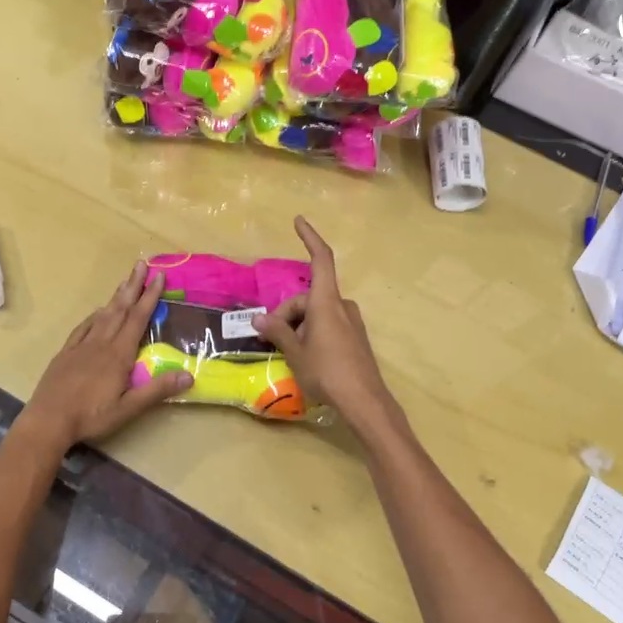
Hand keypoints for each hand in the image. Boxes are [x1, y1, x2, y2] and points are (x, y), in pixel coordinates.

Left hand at [18, 261, 192, 448]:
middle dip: (132, 286)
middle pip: (120, 309)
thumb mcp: (128, 408)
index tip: (159, 276)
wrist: (49, 420)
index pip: (138, 319)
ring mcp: (80, 347)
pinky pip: (83, 328)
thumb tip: (189, 375)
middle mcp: (101, 344)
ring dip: (115, 297)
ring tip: (124, 282)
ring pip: (102, 315)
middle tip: (141, 264)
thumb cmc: (91, 416)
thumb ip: (157, 390)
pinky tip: (97, 312)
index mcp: (118, 354)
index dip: (149, 297)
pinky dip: (93, 316)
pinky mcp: (66, 354)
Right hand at [254, 217, 393, 418]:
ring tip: (285, 351)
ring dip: (298, 325)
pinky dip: (310, 333)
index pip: (321, 260)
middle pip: (308, 297)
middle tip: (269, 338)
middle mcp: (341, 307)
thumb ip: (277, 332)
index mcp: (327, 303)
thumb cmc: (327, 372)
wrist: (364, 402)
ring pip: (316, 313)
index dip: (310, 238)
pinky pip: (327, 326)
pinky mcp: (354, 339)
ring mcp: (350, 323)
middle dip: (286, 313)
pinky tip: (303, 356)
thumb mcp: (295, 352)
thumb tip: (258, 318)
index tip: (298, 221)